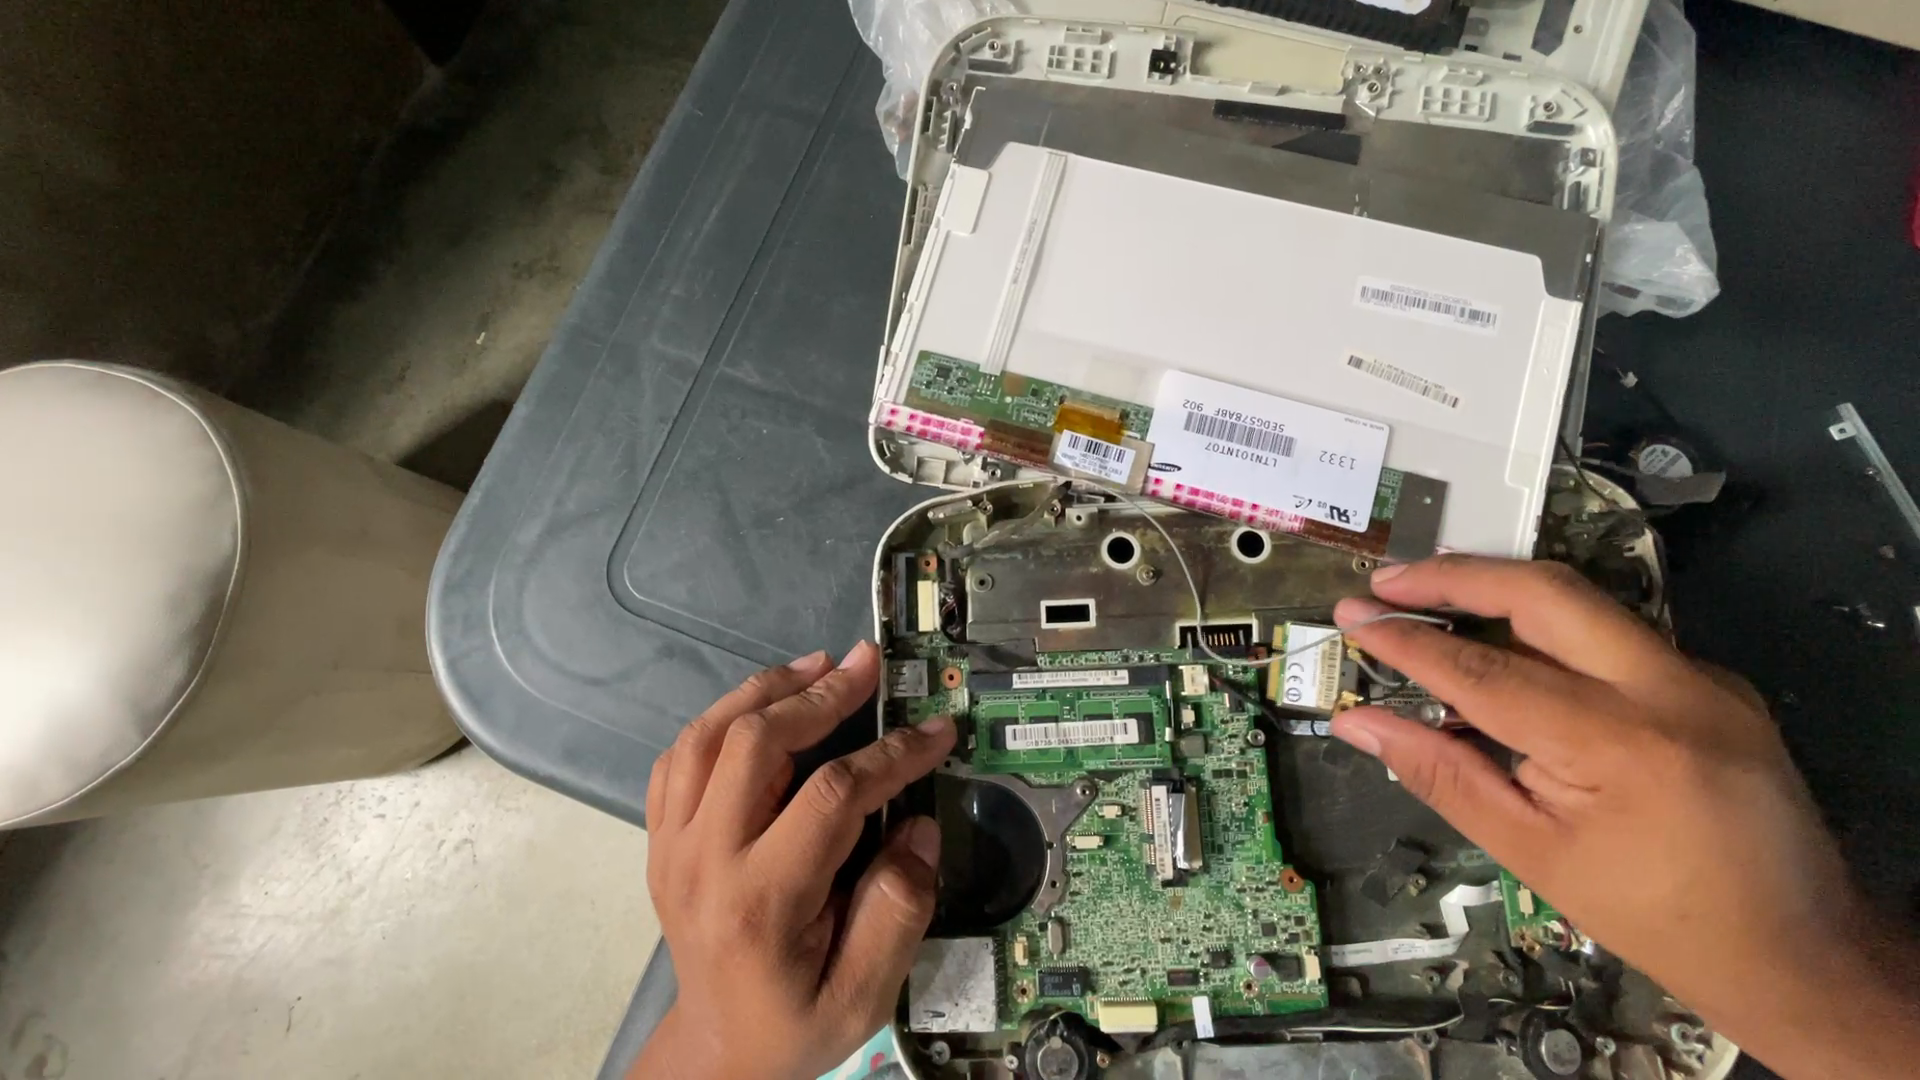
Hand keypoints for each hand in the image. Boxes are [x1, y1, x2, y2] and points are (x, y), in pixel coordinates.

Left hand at [633, 643, 956, 1079]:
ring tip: (817, 665)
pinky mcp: (662, 837)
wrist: (716, 1048)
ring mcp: (673, 843)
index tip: (935, 730)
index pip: (831, 797)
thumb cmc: (794, 1020)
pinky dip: (721, 717)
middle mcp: (705, 859)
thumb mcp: (864, 997)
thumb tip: (918, 826)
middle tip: (867, 663)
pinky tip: (761, 706)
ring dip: (766, 689)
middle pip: (756, 743)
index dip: (891, 755)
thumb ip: (898, 912)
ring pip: (708, 735)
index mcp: (761, 900)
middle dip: (821, 694)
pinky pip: (679, 756)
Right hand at [1329, 555, 1917, 1079]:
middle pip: (1544, 594)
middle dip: (1454, 576)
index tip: (1350, 618)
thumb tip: (1356, 722)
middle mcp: (1671, 690)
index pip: (1484, 671)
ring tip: (1421, 597)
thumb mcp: (1529, 852)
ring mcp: (1700, 678)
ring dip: (1492, 591)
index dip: (1407, 642)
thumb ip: (1438, 774)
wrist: (1804, 954)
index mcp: (1620, 745)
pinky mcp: (1707, 681)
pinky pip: (1605, 634)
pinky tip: (1495, 649)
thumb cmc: (1653, 915)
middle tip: (1384, 584)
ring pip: (1577, 601)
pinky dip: (1535, 628)